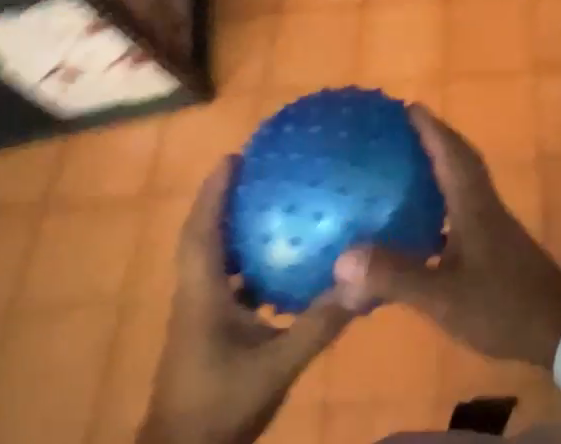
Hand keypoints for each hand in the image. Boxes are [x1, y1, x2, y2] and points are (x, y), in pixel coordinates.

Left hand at [140, 157, 351, 443]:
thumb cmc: (220, 405)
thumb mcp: (277, 365)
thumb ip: (320, 322)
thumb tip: (364, 281)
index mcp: (202, 296)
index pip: (203, 232)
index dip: (214, 192)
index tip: (234, 156)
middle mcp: (196, 298)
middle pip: (205, 238)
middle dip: (226, 202)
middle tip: (260, 171)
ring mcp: (201, 318)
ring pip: (216, 262)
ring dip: (238, 232)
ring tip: (275, 207)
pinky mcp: (210, 335)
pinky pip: (230, 285)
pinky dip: (252, 265)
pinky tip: (286, 267)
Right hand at [332, 108, 560, 368]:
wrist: (558, 331)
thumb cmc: (503, 306)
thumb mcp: (443, 297)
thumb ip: (395, 277)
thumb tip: (343, 258)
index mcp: (474, 207)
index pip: (452, 155)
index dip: (432, 129)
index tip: (409, 107)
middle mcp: (485, 208)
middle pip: (460, 163)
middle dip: (434, 142)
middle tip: (401, 132)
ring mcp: (494, 228)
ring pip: (463, 186)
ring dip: (439, 171)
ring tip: (404, 169)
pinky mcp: (496, 248)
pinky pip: (462, 211)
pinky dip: (441, 205)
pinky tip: (421, 225)